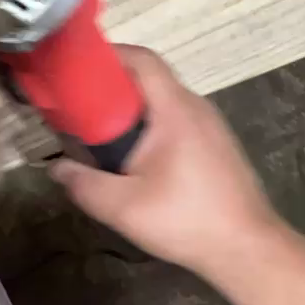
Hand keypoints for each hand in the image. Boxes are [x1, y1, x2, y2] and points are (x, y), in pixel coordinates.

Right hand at [50, 46, 281, 274]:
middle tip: (81, 107)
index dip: (110, 54)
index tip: (79, 68)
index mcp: (174, 109)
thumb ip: (84, 185)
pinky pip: (177, 119)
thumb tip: (56, 167)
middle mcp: (195, 107)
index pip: (143, 59)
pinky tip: (137, 158)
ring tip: (102, 133)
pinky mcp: (216, 145)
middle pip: (150, 78)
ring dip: (132, 109)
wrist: (249, 250)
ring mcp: (211, 125)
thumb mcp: (123, 207)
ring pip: (163, 100)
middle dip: (113, 86)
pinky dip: (151, 125)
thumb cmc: (186, 220)